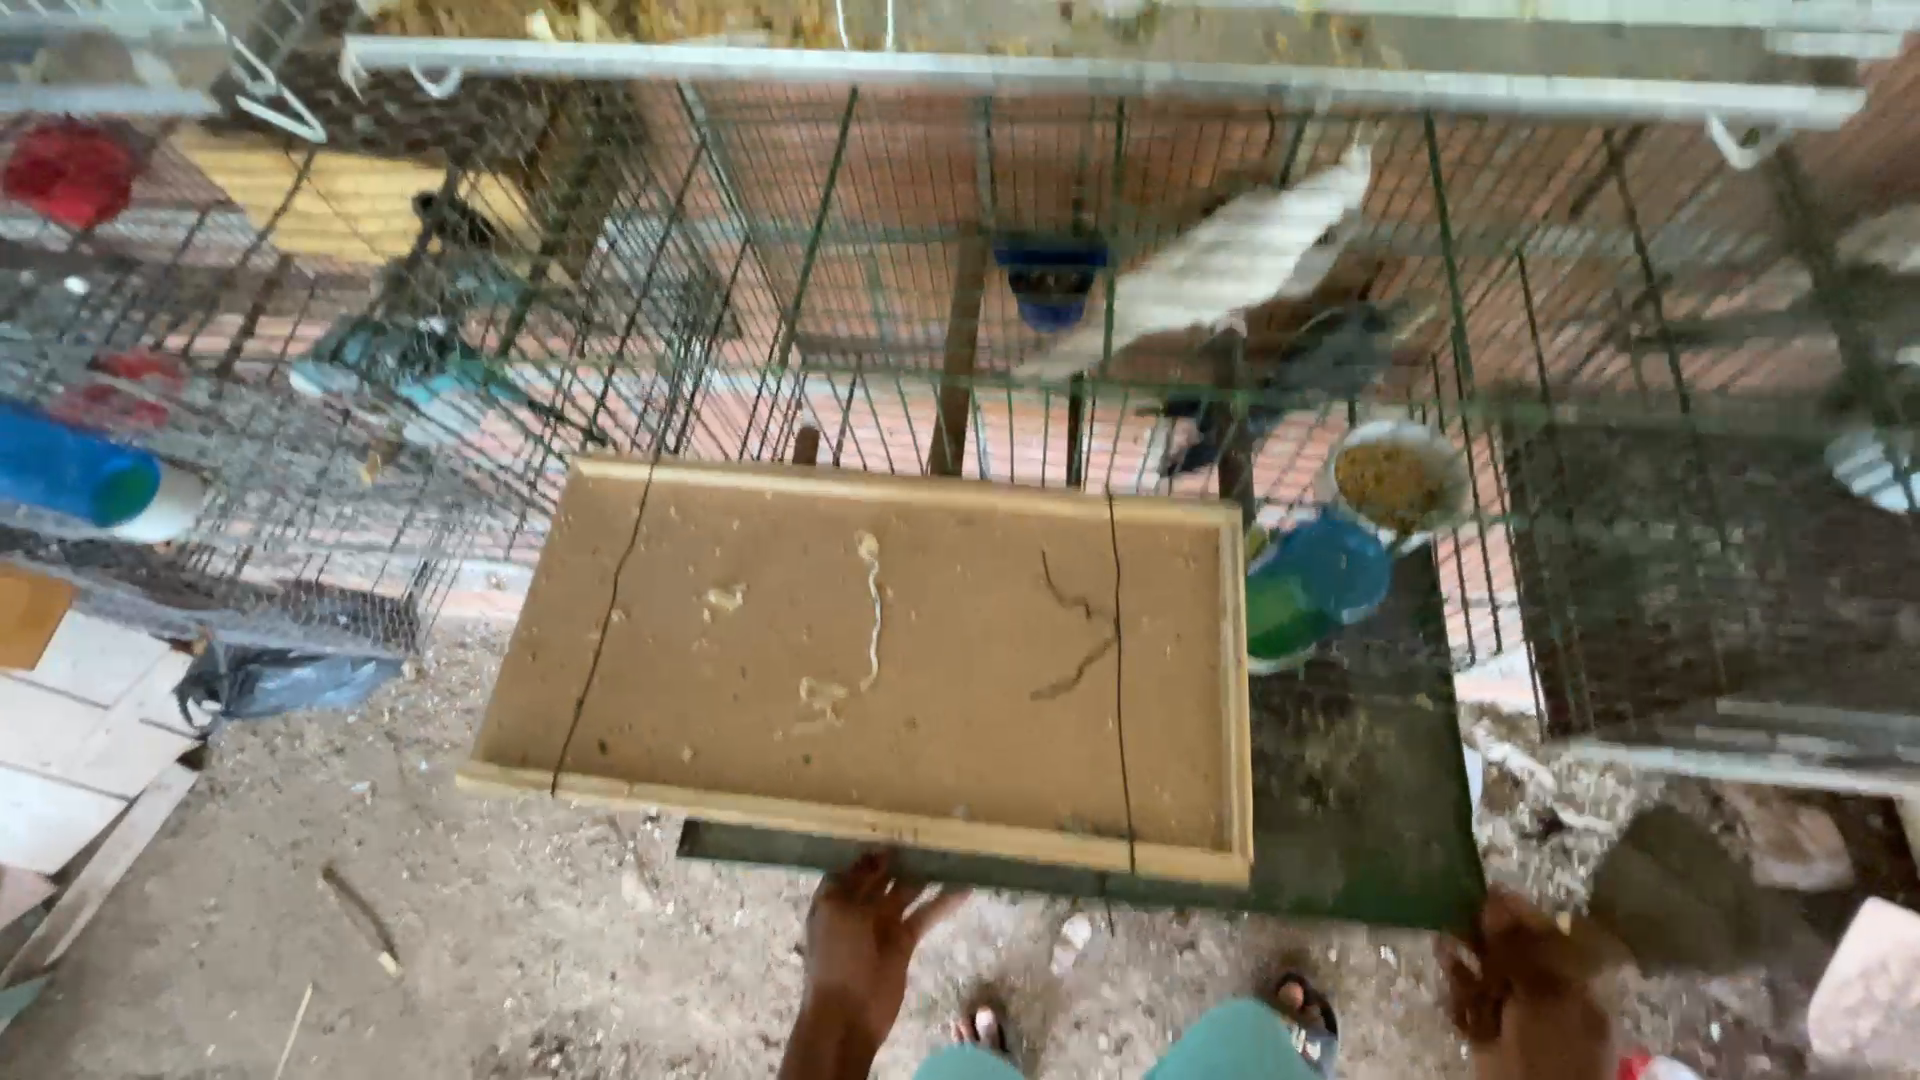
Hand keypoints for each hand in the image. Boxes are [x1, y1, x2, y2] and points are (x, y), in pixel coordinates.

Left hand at [800, 851, 969, 1042]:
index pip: (855, 865)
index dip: (872, 849)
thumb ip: (860, 879)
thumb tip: (880, 854)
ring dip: (925, 875)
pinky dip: (942, 902)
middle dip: (902, 856)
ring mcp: (883, 923)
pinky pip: (925, 915)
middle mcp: (859, 906)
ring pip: (906, 891)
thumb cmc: (836, 957)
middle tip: (929, 833)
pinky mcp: (904, 940)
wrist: (846, 1015)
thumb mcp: (839, 910)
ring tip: (950, 852)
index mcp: (835, 897)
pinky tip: (964, 888)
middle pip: (883, 875)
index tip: (897, 827)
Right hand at [1439, 888, 1613, 1079]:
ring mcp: (1517, 1015)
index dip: (1522, 914)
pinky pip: (1471, 998)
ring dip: (1466, 956)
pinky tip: (1446, 967)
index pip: (1551, 939)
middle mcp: (1548, 997)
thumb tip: (1496, 898)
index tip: (1490, 891)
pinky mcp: (1489, 1029)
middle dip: (1486, 933)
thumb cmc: (1554, 1051)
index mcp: (1576, 989)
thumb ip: (1518, 947)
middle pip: (1515, 953)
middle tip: (1457, 909)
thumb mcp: (1543, 995)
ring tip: (1445, 940)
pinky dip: (1458, 984)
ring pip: (1488, 973)